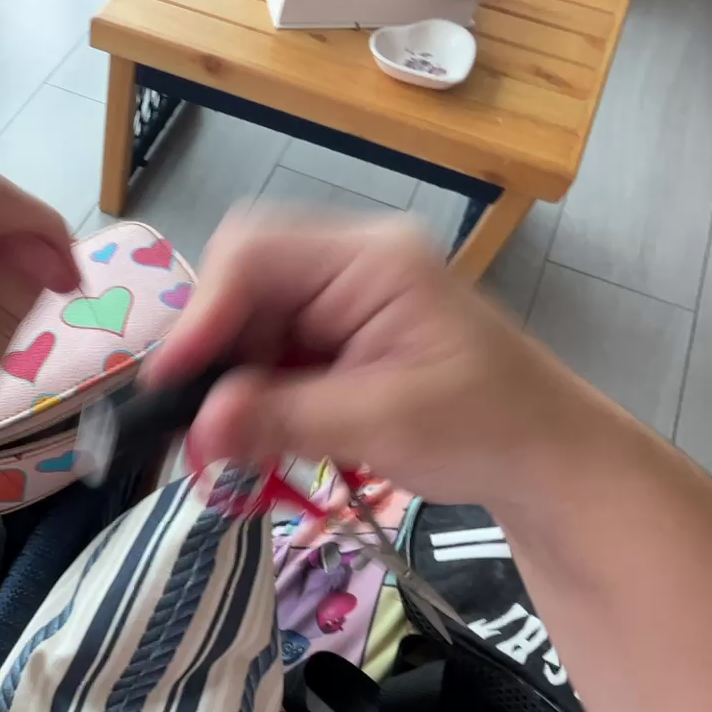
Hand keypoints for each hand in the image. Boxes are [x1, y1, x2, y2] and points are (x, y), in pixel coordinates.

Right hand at [146, 210, 631, 505]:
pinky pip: (264, 352)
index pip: (253, 255)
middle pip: (240, 284)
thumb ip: (281, 419)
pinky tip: (257, 432)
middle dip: (211, 353)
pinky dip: (249, 395)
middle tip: (196, 421)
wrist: (540, 455)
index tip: (171, 383)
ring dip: (227, 381)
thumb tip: (198, 429)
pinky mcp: (331, 334)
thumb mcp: (379, 424)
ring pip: (244, 323)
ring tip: (230, 440)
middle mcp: (346, 264)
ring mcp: (337, 298)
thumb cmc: (483, 429)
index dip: (202, 314)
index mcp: (370, 260)